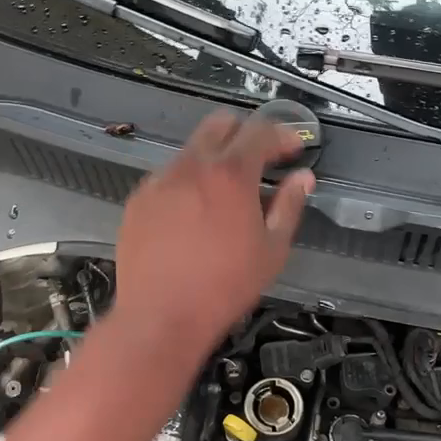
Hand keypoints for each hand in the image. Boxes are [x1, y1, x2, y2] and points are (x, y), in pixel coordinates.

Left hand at [111, 112, 313, 351]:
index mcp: (230, 174)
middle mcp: (192, 166)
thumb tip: (302, 178)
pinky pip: (167, 177)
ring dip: (213, 160)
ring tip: (224, 195)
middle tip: (259, 160)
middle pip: (219, 124)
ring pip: (191, 151)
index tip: (294, 149)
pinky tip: (191, 216)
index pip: (261, 132)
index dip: (283, 135)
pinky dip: (186, 184)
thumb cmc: (226, 287)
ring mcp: (159, 181)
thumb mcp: (272, 250)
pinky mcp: (138, 200)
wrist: (160, 317)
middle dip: (244, 133)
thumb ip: (289, 206)